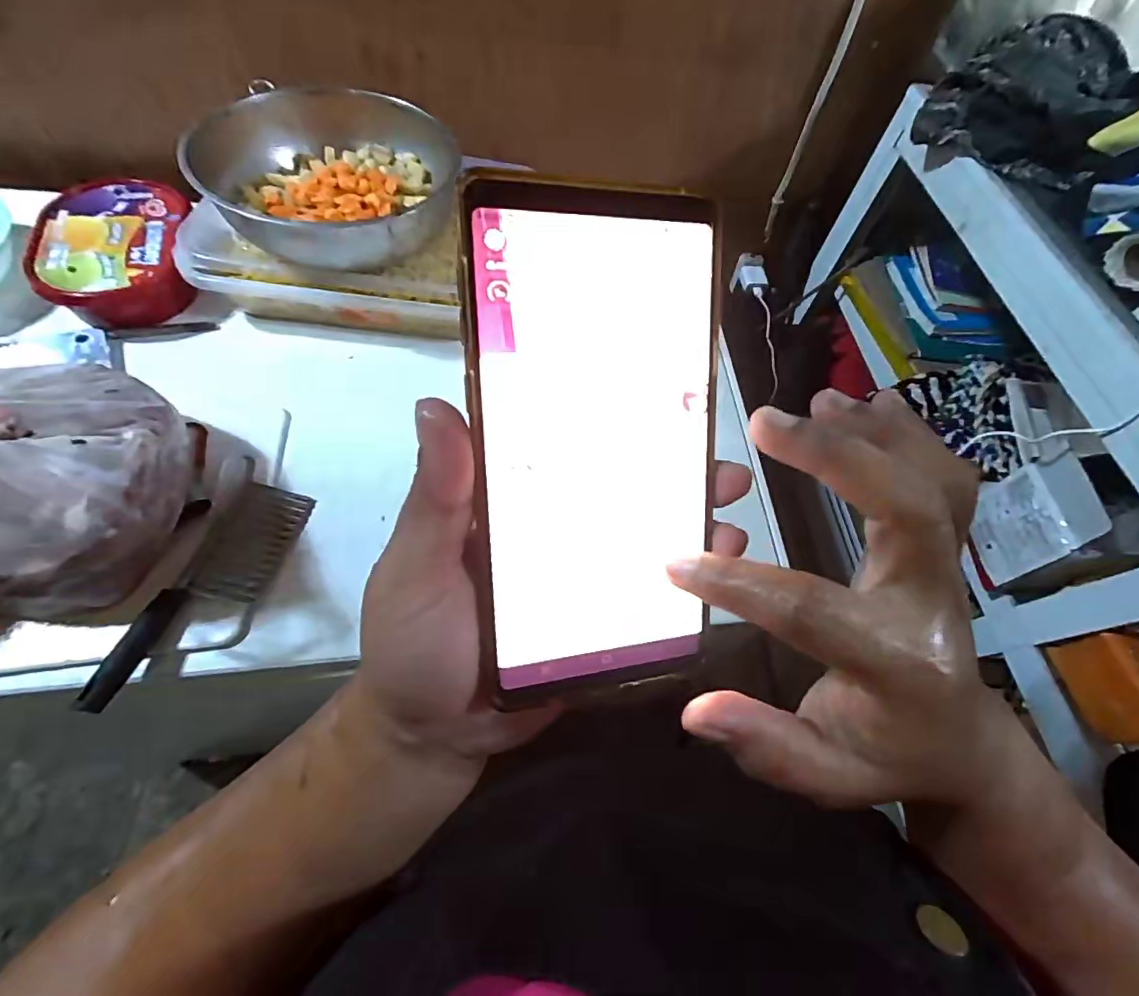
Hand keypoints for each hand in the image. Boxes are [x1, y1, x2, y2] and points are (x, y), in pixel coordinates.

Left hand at [352, 397, 753, 768]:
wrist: (433, 738)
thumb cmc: (412, 643)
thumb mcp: (418, 564)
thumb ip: (435, 495)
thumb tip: (434, 405)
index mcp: (502, 507)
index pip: (554, 450)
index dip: (599, 423)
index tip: (652, 400)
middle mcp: (543, 535)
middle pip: (609, 493)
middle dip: (663, 473)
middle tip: (714, 462)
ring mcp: (572, 581)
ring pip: (634, 542)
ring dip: (680, 524)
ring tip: (726, 514)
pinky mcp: (593, 628)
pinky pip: (641, 600)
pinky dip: (678, 586)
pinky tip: (715, 576)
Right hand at [669, 388, 1011, 809]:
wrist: (960, 740)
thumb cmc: (885, 753)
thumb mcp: (824, 770)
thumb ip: (766, 745)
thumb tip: (699, 711)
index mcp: (896, 661)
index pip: (810, 610)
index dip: (738, 586)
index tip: (676, 563)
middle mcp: (931, 604)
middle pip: (909, 510)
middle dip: (837, 457)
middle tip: (764, 421)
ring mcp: (947, 570)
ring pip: (935, 483)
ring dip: (876, 432)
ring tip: (819, 399)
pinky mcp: (946, 549)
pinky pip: (945, 480)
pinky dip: (909, 435)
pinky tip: (870, 406)